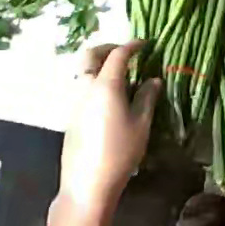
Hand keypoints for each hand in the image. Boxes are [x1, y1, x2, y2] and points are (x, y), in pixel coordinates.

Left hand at [60, 42, 160, 215]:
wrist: (88, 182)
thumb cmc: (120, 152)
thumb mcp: (141, 124)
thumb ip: (147, 97)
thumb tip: (154, 80)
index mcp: (106, 85)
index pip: (118, 55)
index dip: (132, 45)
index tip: (144, 44)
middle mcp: (86, 86)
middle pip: (91, 54)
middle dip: (108, 48)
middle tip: (125, 53)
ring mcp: (75, 100)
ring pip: (83, 69)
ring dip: (99, 63)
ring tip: (119, 73)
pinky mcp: (71, 114)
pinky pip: (82, 85)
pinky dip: (94, 79)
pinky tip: (109, 94)